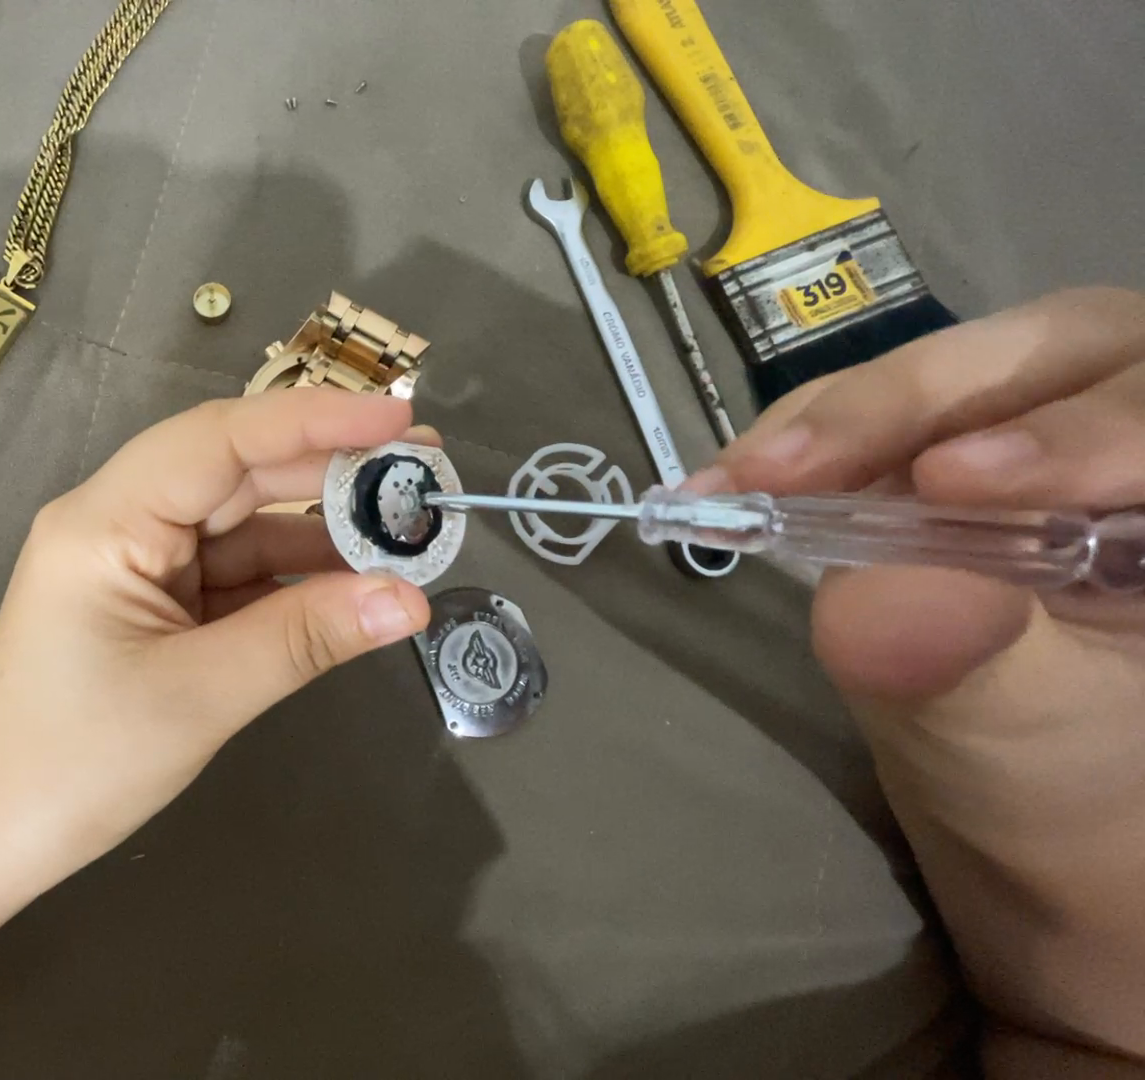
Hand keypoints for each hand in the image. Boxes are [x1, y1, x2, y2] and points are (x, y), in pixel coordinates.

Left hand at [0, 389, 433, 891]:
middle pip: (232, 474)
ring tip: (407, 530)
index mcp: (103, 522)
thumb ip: (306, 637)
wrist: (7, 833)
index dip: (312, 420)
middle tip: (424, 469)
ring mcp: (136, 561)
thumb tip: (411, 599)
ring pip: (239, 523)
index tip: (398, 420)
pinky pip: (231, 571)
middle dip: (327, 473)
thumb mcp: (203, 695)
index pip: (216, 440)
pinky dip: (290, 576)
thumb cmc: (82, 765)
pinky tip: (352, 580)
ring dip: (318, 530)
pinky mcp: (154, 599)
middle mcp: (117, 522)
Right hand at [696, 288, 1144, 1059]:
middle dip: (913, 400)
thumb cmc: (1069, 827)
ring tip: (735, 481)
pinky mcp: (942, 476)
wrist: (1040, 864)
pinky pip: (873, 427)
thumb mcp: (1031, 760)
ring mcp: (1040, 454)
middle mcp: (1143, 456)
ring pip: (952, 381)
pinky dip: (792, 450)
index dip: (1088, 420)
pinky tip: (721, 486)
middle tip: (788, 468)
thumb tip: (874, 597)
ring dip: (833, 422)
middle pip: (1059, 354)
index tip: (956, 485)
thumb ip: (974, 670)